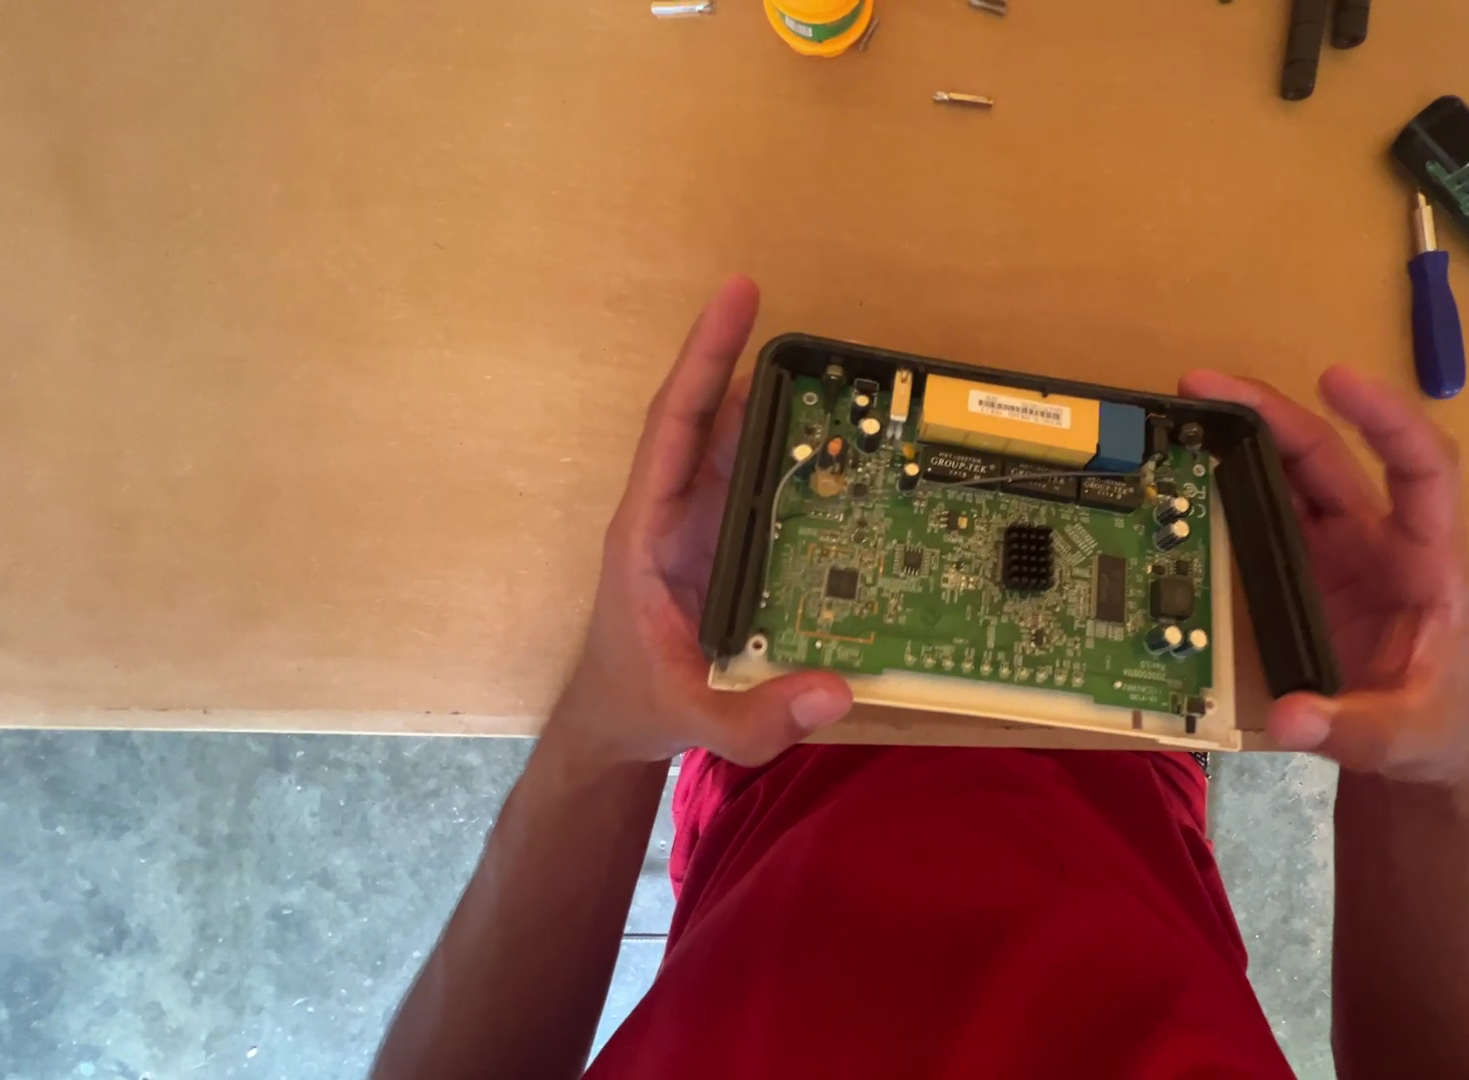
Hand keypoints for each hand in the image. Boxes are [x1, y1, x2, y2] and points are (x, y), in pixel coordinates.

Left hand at [550, 277, 853, 765]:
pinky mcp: (733, 547)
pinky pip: (766, 490)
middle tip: (821, 339)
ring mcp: (709, 528)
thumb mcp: (694, 716)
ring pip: (743, 451)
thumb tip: (840, 691)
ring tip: (846, 390)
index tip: (739, 293)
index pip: (675, 424)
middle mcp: (679, 513)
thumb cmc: (640, 702)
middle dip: (756, 366)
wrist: (621, 719)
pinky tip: (843, 459)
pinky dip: (798, 465)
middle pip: (715, 421)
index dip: (706, 357)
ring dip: (787, 415)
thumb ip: (755, 717)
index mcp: (650, 529)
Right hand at [1178, 366, 1468, 785]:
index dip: (1385, 419)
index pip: (1421, 468)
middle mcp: (1378, 541)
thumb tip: (1290, 718)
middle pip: (1329, 457)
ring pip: (1293, 475)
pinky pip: (1268, 511)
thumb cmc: (1428, 731)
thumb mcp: (1401, 737)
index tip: (1335, 378)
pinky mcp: (1301, 569)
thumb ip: (1350, 728)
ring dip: (1247, 435)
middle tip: (1204, 386)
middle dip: (1272, 413)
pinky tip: (1195, 468)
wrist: (1410, 749)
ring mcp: (1335, 552)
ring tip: (1190, 409)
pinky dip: (1233, 483)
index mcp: (1424, 562)